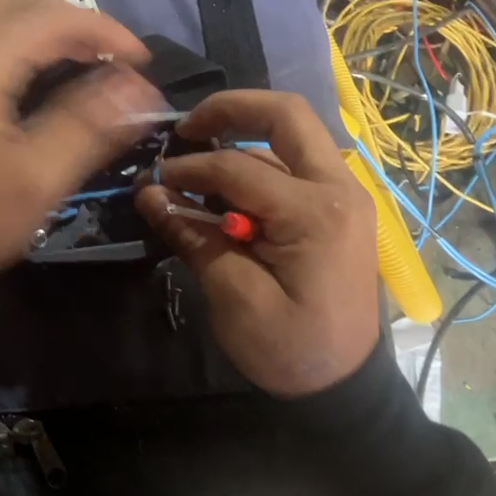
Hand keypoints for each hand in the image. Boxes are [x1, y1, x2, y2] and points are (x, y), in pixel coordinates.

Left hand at [0, 0, 161, 290]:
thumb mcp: (33, 183)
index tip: (139, 63)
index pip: (53, 15)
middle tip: (99, 60)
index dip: (105, 32)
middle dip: (64, 18)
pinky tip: (6, 82)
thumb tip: (139, 88)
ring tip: (61, 69)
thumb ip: (89, 125)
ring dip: (25, 27)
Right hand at [135, 91, 378, 397]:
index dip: (188, 169)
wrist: (346, 387)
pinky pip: (294, 166)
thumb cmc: (291, 348)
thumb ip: (194, 236)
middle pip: (286, 116)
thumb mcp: (235, 297)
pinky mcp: (339, 208)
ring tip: (196, 169)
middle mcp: (339, 189)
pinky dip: (256, 166)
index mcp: (316, 212)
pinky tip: (225, 193)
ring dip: (242, 139)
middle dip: (230, 109)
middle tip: (185, 127)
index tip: (154, 181)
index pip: (238, 167)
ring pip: (290, 138)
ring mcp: (345, 195)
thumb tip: (149, 192)